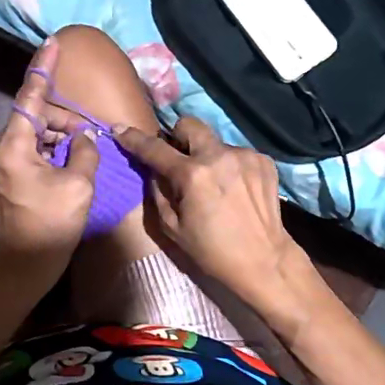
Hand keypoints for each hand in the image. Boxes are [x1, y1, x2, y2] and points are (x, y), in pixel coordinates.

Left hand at [0, 39, 99, 283]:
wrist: (28, 264)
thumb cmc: (53, 224)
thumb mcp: (79, 184)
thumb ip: (84, 151)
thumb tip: (84, 136)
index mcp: (14, 146)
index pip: (29, 97)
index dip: (43, 69)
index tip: (53, 43)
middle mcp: (2, 150)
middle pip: (35, 117)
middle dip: (64, 119)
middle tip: (90, 135)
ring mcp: (2, 165)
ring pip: (35, 135)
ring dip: (60, 137)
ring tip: (84, 151)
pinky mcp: (8, 179)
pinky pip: (32, 152)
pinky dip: (52, 151)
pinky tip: (72, 161)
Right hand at [112, 118, 311, 314]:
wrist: (263, 260)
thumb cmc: (211, 250)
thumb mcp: (172, 227)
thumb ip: (158, 192)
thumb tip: (154, 169)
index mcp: (192, 175)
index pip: (155, 148)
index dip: (134, 138)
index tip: (120, 129)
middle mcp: (219, 156)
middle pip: (189, 125)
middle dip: (178, 136)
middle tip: (179, 159)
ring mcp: (245, 155)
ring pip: (214, 142)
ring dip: (207, 156)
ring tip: (214, 185)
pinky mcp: (263, 160)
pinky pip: (235, 153)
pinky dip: (228, 166)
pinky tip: (234, 189)